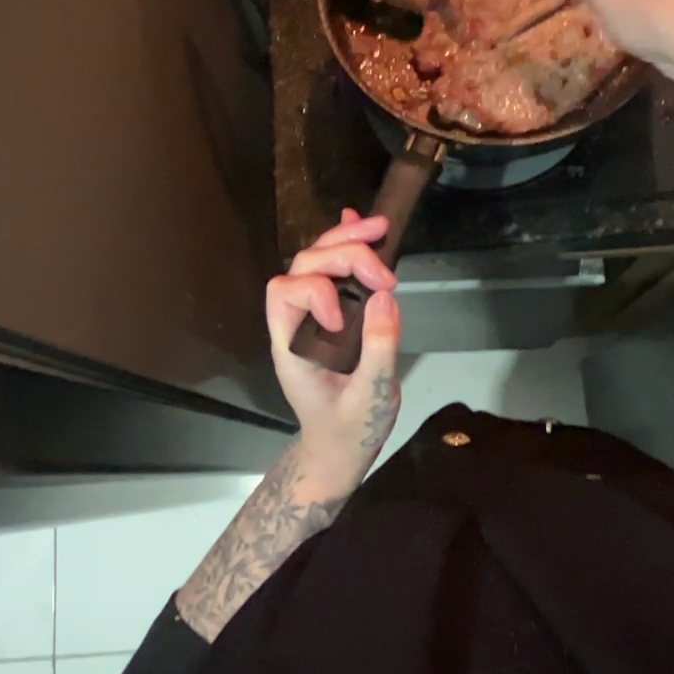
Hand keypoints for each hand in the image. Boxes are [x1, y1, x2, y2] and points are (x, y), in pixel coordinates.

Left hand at [265, 209, 404, 489]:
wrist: (339, 449)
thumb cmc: (350, 431)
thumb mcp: (371, 399)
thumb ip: (378, 350)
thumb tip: (385, 297)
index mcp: (291, 348)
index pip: (288, 294)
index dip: (319, 292)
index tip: (347, 318)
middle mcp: (295, 325)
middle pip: (303, 268)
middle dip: (342, 255)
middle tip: (385, 271)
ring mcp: (310, 318)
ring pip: (315, 263)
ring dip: (345, 241)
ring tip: (380, 227)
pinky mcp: (330, 317)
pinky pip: (329, 273)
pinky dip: (342, 246)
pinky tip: (356, 223)